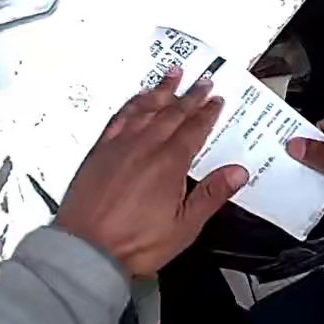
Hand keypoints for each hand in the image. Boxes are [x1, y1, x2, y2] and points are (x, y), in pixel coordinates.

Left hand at [57, 67, 248, 276]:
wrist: (86, 250)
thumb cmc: (134, 242)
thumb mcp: (184, 226)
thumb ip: (212, 195)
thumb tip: (237, 172)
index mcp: (169, 163)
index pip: (194, 129)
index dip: (208, 113)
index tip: (216, 100)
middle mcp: (145, 147)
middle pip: (173, 113)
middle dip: (191, 96)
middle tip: (203, 82)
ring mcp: (120, 145)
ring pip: (146, 108)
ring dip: (162, 90)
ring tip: (173, 74)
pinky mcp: (100, 150)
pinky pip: (120, 117)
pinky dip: (133, 103)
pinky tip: (139, 97)